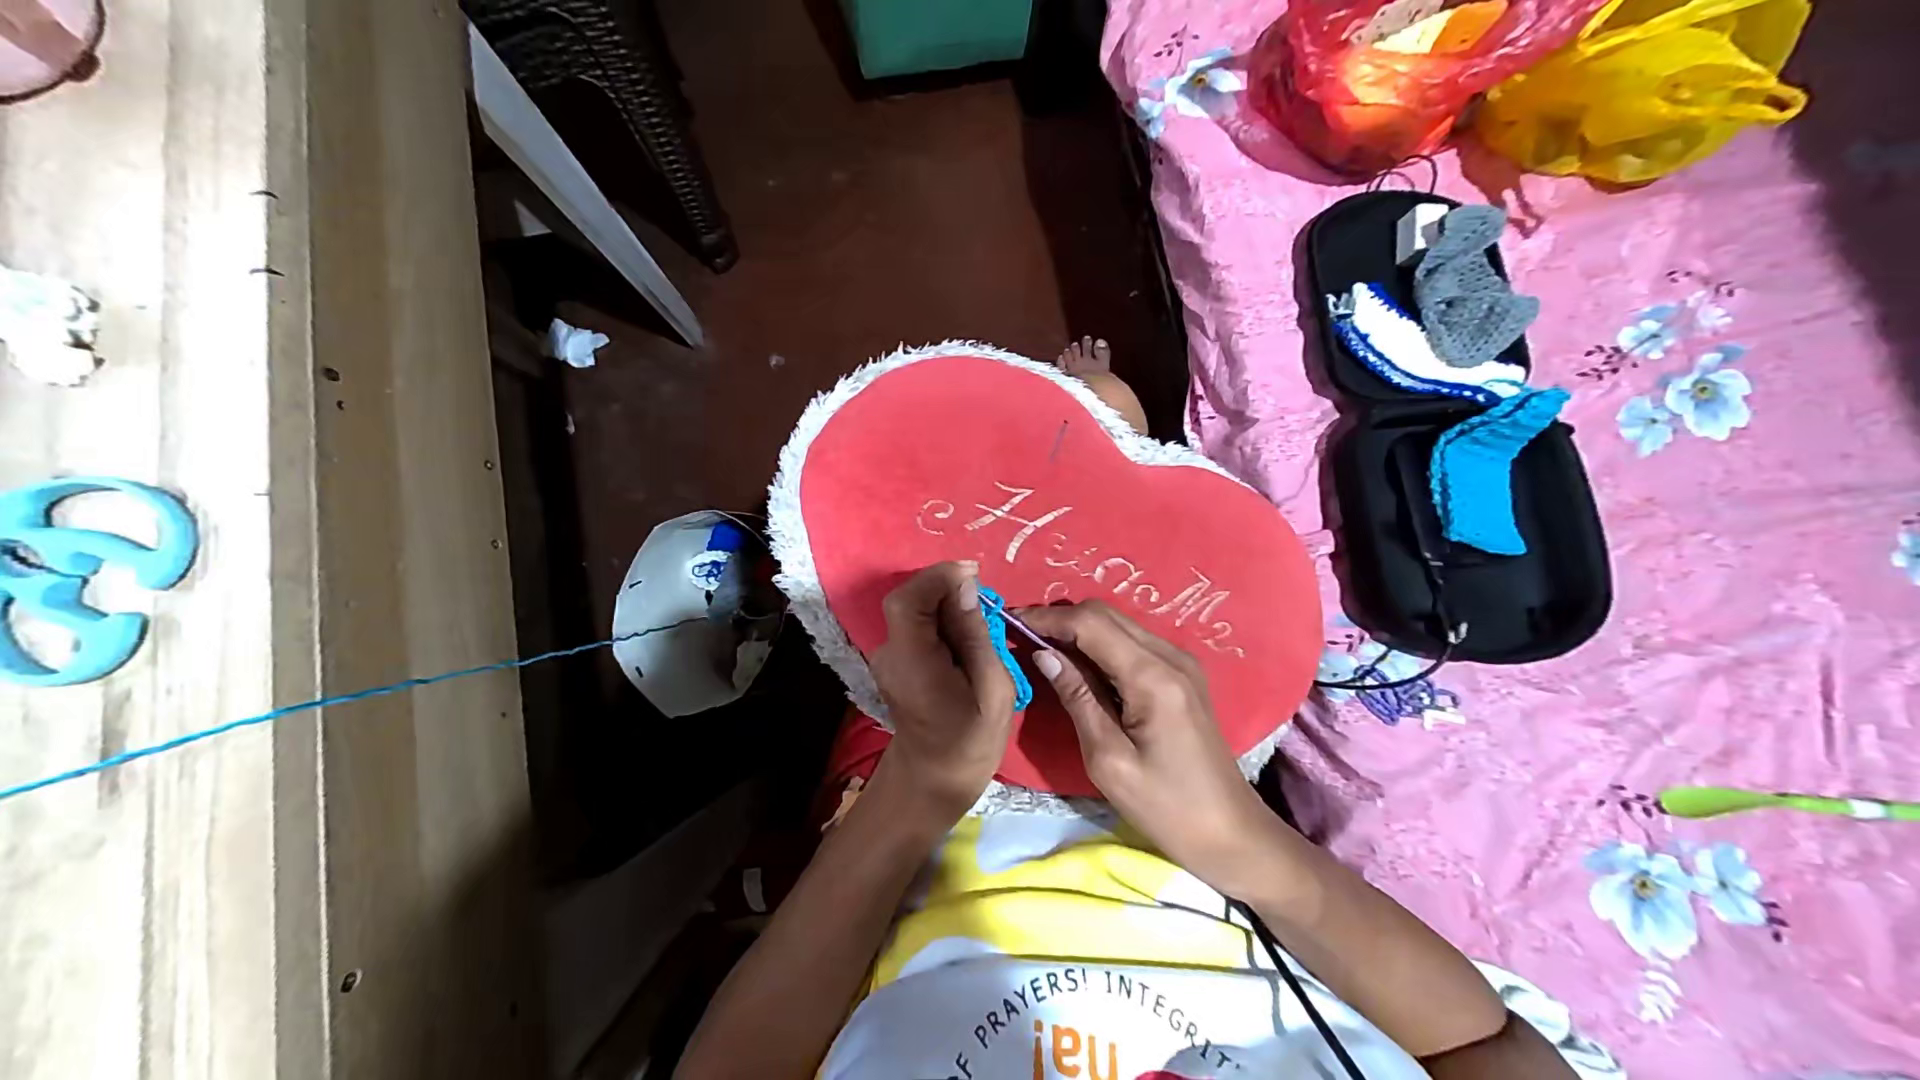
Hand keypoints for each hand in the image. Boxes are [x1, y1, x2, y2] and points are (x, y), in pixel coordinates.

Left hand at [868, 561, 1016, 819]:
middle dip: (946, 588)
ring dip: (945, 604)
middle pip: (908, 601)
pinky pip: (916, 625)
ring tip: (981, 619)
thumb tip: (966, 587)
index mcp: (910, 661)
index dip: (937, 577)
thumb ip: (976, 635)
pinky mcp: (896, 660)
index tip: (975, 572)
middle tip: (984, 598)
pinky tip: (966, 634)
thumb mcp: (993, 689)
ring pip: (913, 610)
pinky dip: (941, 619)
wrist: (936, 776)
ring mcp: (888, 657)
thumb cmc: (971, 740)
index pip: (907, 601)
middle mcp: (889, 653)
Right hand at [1016, 600, 1289, 898]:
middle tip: (1020, 635)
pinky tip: (1077, 663)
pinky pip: (1131, 642)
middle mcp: (1171, 656)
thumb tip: (1043, 654)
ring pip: (1118, 623)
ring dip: (1078, 628)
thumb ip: (1077, 698)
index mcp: (1153, 677)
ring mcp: (1180, 662)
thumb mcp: (1108, 760)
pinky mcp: (1181, 674)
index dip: (1047, 618)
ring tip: (1040, 646)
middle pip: (1105, 613)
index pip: (1091, 623)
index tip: (1010, 621)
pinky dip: (1098, 643)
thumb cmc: (1167, 807)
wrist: (1232, 833)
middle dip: (1059, 618)